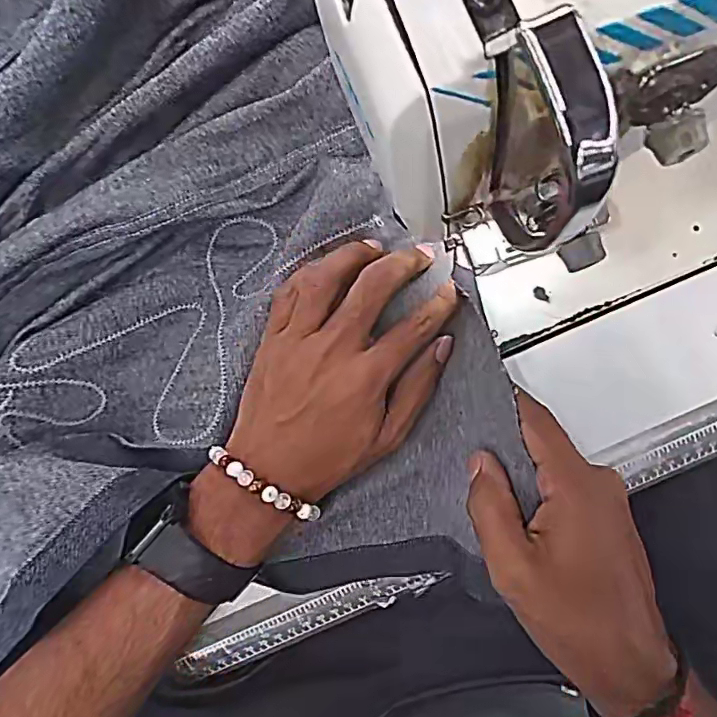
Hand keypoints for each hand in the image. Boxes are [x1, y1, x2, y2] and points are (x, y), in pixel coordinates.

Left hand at [191, 239, 459, 564]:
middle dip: (404, 263)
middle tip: (420, 256)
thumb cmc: (326, 457)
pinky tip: (327, 265)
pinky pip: (290, 291)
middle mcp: (332, 350)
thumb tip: (441, 348)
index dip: (438, 303)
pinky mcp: (273, 337)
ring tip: (374, 247)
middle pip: (374, 287)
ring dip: (354, 254)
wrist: (268, 469)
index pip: (413, 326)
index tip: (448, 291)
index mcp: (365, 377)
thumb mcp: (387, 436)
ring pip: (327, 277)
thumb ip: (418, 388)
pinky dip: (310, 270)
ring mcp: (298, 339)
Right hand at [467, 392, 677, 716]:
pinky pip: (568, 488)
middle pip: (543, 443)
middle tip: (473, 473)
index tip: (477, 392)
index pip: (536, 420)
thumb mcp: (512, 566)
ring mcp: (609, 499)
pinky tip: (526, 528)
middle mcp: (599, 482)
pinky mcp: (610, 516)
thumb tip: (480, 463)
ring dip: (524, 479)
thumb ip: (490, 505)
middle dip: (507, 451)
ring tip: (498, 511)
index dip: (505, 402)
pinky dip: (542, 496)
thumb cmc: (577, 621)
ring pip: (554, 468)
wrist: (630, 663)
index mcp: (575, 484)